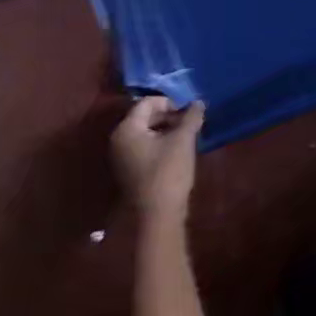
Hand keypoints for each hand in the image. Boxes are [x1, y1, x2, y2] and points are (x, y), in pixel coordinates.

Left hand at [112, 95, 204, 223]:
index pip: (147, 103)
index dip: (170, 102)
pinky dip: (159, 143)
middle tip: (190, 123)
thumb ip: (191, 118)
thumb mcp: (183, 140)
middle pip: (144, 116)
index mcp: (127, 129)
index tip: (189, 113)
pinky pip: (143, 146)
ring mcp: (121, 155)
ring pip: (144, 132)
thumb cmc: (169, 172)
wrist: (158, 213)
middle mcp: (118, 139)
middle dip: (168, 116)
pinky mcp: (128, 168)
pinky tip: (176, 151)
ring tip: (186, 137)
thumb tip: (198, 103)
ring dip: (166, 129)